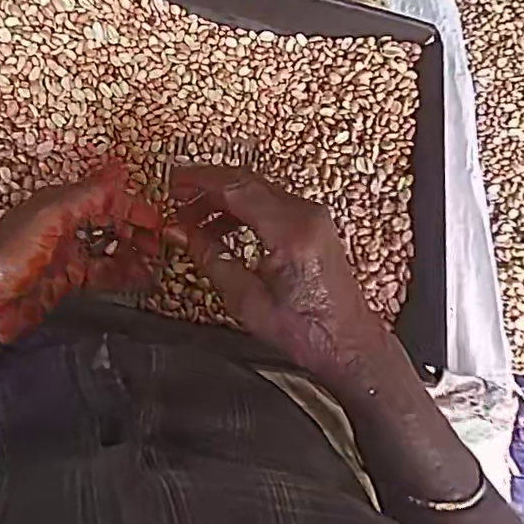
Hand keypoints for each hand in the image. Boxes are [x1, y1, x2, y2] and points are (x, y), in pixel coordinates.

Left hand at [0, 164, 163, 345]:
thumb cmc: (3, 259)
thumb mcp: (48, 218)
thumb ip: (86, 196)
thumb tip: (118, 172)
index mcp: (56, 204)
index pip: (104, 197)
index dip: (132, 207)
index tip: (157, 222)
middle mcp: (61, 226)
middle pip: (108, 221)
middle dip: (135, 229)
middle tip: (158, 244)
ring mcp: (63, 255)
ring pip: (107, 248)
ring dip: (131, 253)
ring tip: (153, 263)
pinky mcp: (63, 283)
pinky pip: (100, 274)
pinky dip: (121, 275)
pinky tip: (137, 279)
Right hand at [167, 165, 393, 385]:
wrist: (348, 343)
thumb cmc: (305, 330)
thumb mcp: (247, 300)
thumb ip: (211, 258)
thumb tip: (180, 232)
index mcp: (290, 231)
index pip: (237, 187)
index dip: (200, 180)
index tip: (174, 182)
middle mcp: (305, 214)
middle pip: (246, 181)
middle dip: (207, 186)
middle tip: (177, 196)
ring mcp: (312, 215)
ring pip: (257, 190)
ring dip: (222, 199)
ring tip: (192, 219)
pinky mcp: (313, 223)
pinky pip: (270, 203)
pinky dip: (242, 209)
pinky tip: (220, 228)